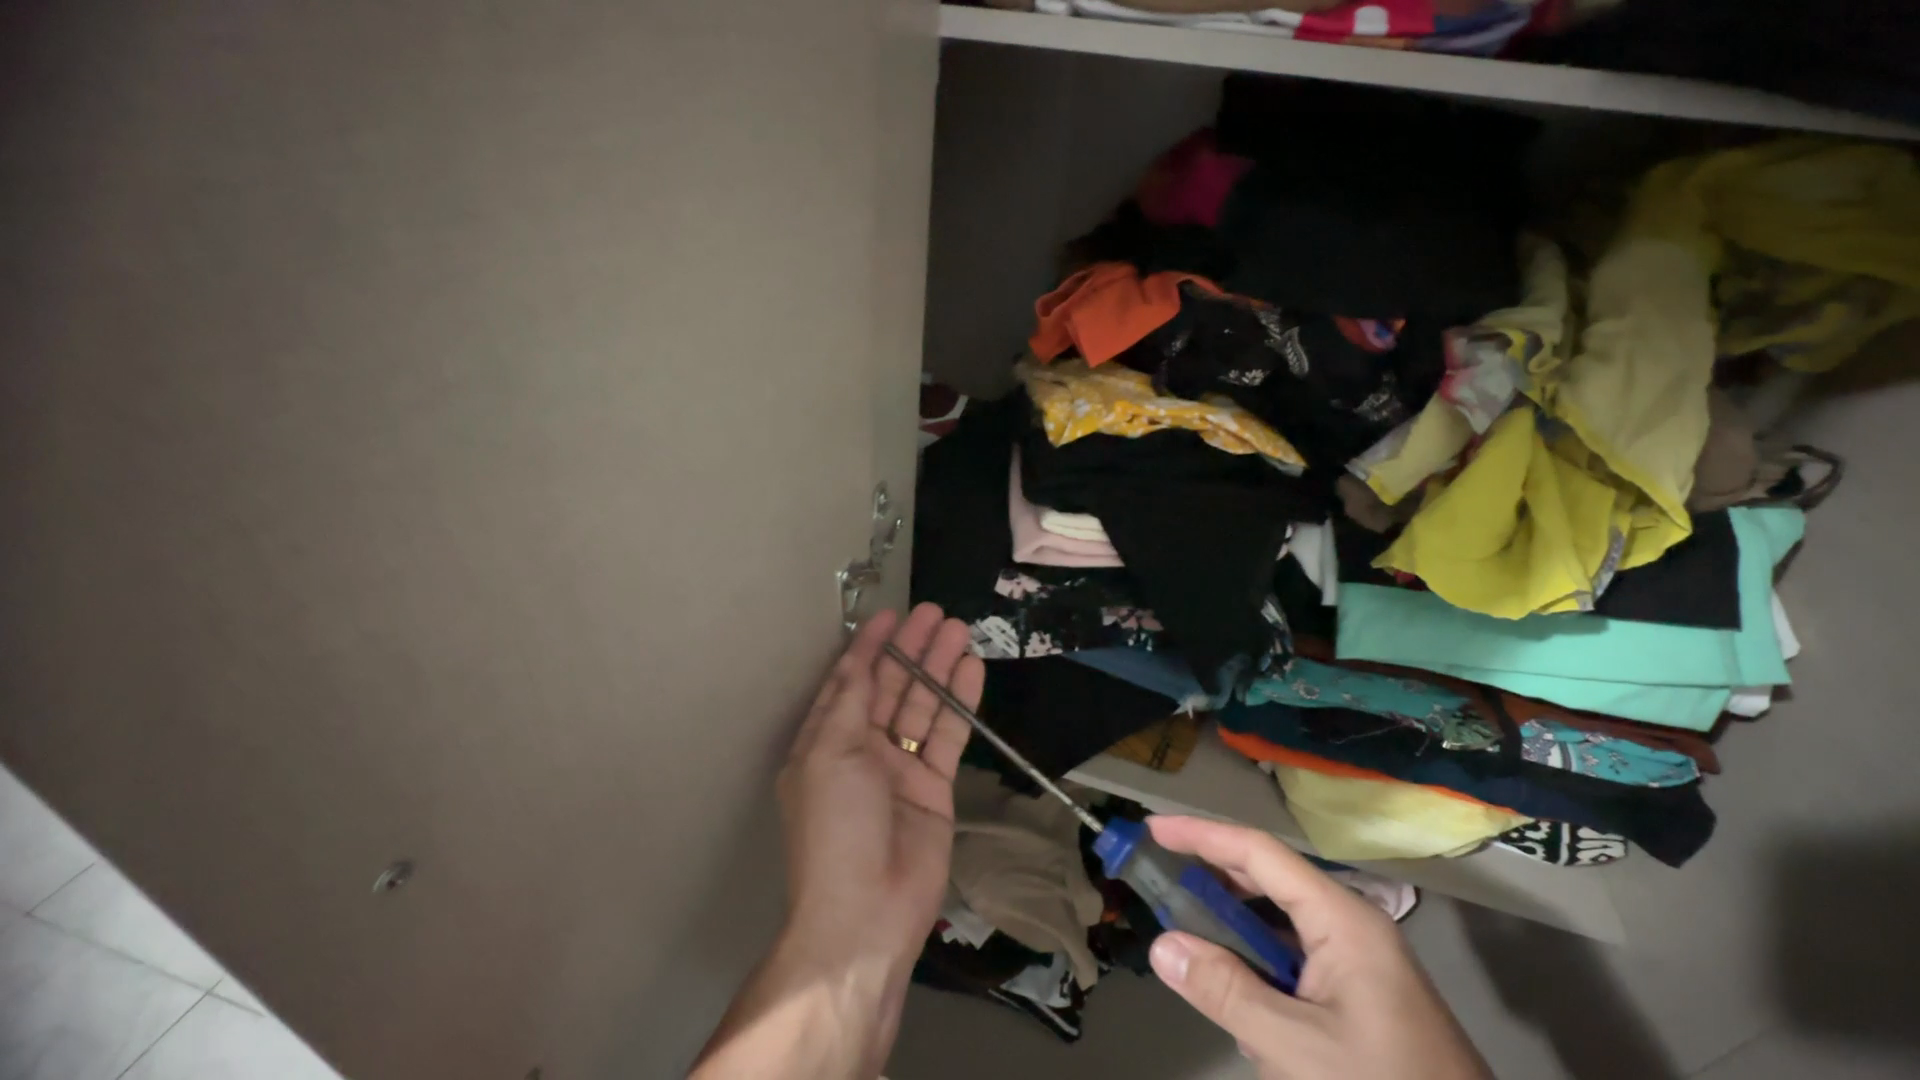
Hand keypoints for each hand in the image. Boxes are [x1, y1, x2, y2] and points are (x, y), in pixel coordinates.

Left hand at [777, 603, 983, 969]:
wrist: (866, 910)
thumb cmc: (836, 828)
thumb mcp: (830, 755)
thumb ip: (850, 703)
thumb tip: (857, 661)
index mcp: (825, 743)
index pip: (848, 682)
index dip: (868, 647)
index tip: (890, 615)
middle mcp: (861, 750)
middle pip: (889, 688)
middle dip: (911, 651)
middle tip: (937, 613)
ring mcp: (899, 769)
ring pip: (921, 706)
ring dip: (939, 669)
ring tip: (960, 630)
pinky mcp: (934, 787)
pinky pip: (947, 736)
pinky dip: (959, 704)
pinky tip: (972, 671)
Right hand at [1145, 816, 1491, 1079]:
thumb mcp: (1295, 1047)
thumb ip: (1225, 992)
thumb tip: (1163, 944)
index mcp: (1343, 920)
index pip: (1260, 854)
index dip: (1203, 835)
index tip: (1154, 829)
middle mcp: (1352, 926)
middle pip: (1270, 880)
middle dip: (1212, 874)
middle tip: (1156, 873)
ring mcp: (1360, 962)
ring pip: (1281, 923)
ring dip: (1233, 924)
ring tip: (1183, 927)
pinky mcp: (1361, 996)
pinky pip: (1296, 959)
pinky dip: (1257, 962)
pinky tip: (1235, 993)